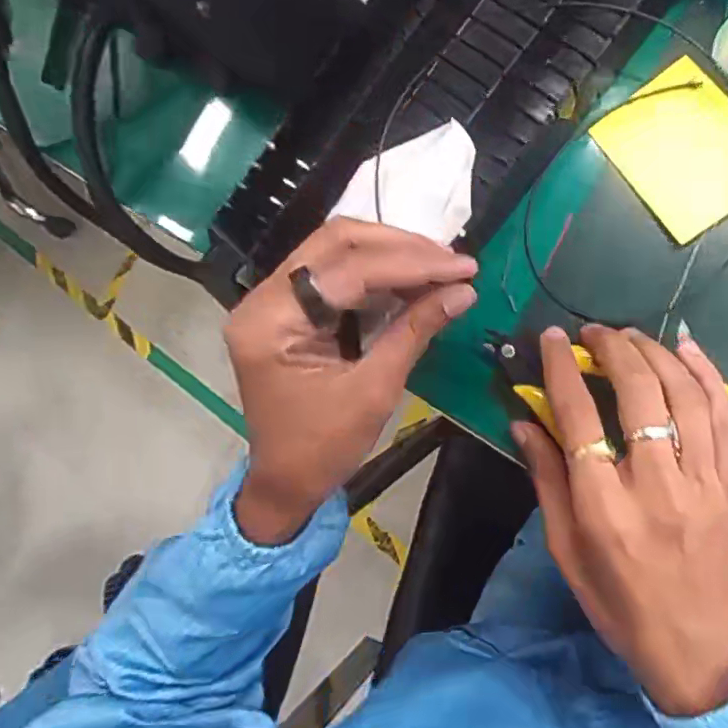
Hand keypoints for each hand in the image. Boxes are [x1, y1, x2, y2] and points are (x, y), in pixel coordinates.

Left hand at [226, 218, 476, 544]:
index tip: (462, 265)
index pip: (348, 270)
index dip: (411, 263)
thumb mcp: (374, 391)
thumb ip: (415, 331)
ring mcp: (273, 301)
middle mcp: (264, 298)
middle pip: (337, 243)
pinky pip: (336, 275)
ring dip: (393, 256)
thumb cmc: (323, 448)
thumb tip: (463, 291)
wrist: (286, 483)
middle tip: (452, 260)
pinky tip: (415, 281)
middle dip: (401, 247)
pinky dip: (379, 275)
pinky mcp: (289, 309)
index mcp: (272, 320)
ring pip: (338, 252)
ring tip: (442, 268)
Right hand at [510, 324, 727, 715]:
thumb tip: (524, 421)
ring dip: (656, 352)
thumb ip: (546, 481)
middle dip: (612, 348)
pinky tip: (688, 350)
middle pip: (638, 393)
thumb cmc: (621, 604)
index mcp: (605, 508)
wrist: (705, 652)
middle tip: (593, 332)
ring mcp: (707, 484)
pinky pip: (726, 416)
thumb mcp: (566, 550)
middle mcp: (658, 487)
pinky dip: (707, 375)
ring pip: (686, 395)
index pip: (579, 417)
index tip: (553, 339)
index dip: (562, 368)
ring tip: (632, 335)